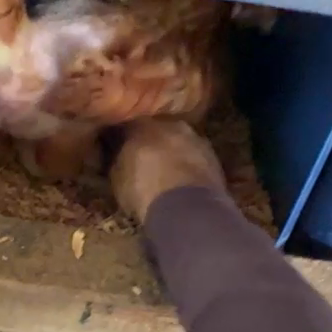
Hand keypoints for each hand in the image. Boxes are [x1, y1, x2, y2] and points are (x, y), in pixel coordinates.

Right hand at [108, 119, 226, 223]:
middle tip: (146, 159)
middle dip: (153, 142)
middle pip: (158, 129)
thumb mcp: (117, 177)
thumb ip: (118, 160)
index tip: (119, 150)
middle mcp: (170, 124)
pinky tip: (185, 180)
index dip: (123, 139)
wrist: (186, 207)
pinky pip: (196, 157)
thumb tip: (118, 156)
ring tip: (168, 172)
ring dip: (174, 152)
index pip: (128, 126)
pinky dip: (190, 165)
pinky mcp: (214, 156)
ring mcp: (195, 137)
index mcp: (141, 124)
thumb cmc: (143, 190)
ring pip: (180, 141)